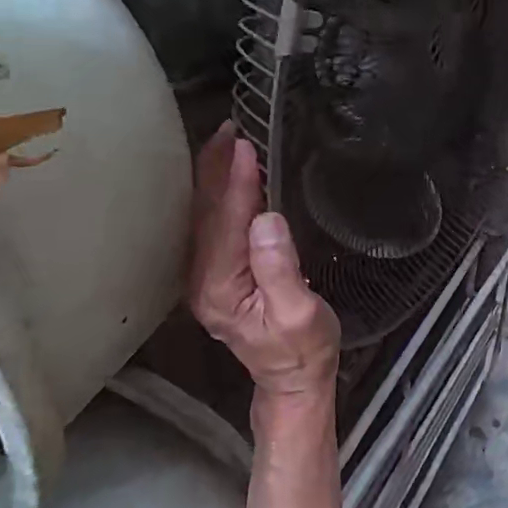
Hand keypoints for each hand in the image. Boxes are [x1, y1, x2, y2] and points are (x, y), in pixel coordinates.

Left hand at [189, 122, 340, 397]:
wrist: (293, 379)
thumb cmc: (304, 348)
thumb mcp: (300, 313)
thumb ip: (280, 267)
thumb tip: (266, 218)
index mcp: (221, 287)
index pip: (227, 223)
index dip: (237, 183)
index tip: (246, 146)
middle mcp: (203, 280)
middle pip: (206, 214)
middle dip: (216, 169)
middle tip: (229, 128)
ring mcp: (206, 277)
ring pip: (205, 216)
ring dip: (214, 176)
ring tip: (225, 141)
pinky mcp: (216, 274)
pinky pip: (213, 224)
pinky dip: (220, 194)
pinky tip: (228, 175)